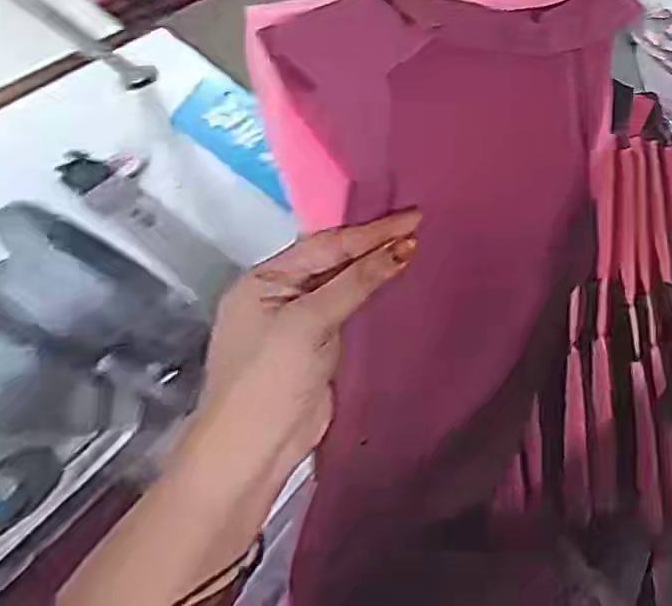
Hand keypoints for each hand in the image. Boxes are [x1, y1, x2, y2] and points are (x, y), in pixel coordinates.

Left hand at [60, 211, 420, 605]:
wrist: (251, 454)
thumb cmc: (269, 381)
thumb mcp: (310, 322)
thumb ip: (358, 280)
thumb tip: (405, 245)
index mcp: (263, 280)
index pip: (326, 243)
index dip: (372, 230)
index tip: (414, 217)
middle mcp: (279, 293)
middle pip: (335, 257)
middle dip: (376, 241)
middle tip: (420, 223)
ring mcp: (299, 318)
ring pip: (346, 279)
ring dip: (378, 263)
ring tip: (417, 244)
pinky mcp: (319, 341)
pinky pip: (351, 302)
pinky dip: (375, 288)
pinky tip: (398, 277)